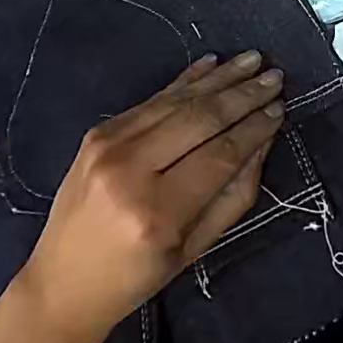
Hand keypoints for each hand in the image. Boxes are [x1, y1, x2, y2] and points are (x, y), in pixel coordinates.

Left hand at [15, 51, 285, 342]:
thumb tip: (263, 139)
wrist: (62, 282)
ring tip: (253, 60)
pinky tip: (211, 65)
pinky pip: (153, 99)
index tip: (280, 108)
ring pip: (177, 101)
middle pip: (200, 120)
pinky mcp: (99, 132)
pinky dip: (185, 81)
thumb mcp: (197, 247)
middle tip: (275, 77)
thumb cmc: (137, 275)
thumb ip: (235, 193)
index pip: (220, 155)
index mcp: (157, 212)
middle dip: (243, 95)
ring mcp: (108, 145)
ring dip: (220, 78)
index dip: (254, 128)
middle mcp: (130, 170)